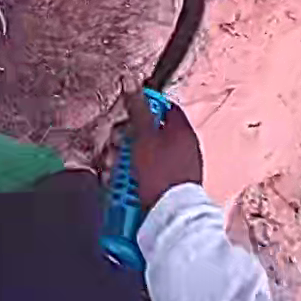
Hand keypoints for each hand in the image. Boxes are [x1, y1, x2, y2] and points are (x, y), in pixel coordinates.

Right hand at [124, 85, 202, 209]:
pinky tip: (123, 181)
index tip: (129, 111)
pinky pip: (149, 172)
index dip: (146, 105)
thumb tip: (131, 82)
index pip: (165, 107)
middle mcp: (185, 148)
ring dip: (128, 157)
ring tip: (116, 166)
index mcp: (182, 131)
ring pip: (147, 153)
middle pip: (153, 131)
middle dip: (130, 136)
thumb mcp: (144, 136)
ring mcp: (179, 168)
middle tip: (118, 143)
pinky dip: (135, 174)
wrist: (172, 218)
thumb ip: (137, 110)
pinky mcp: (170, 186)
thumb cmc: (161, 173)